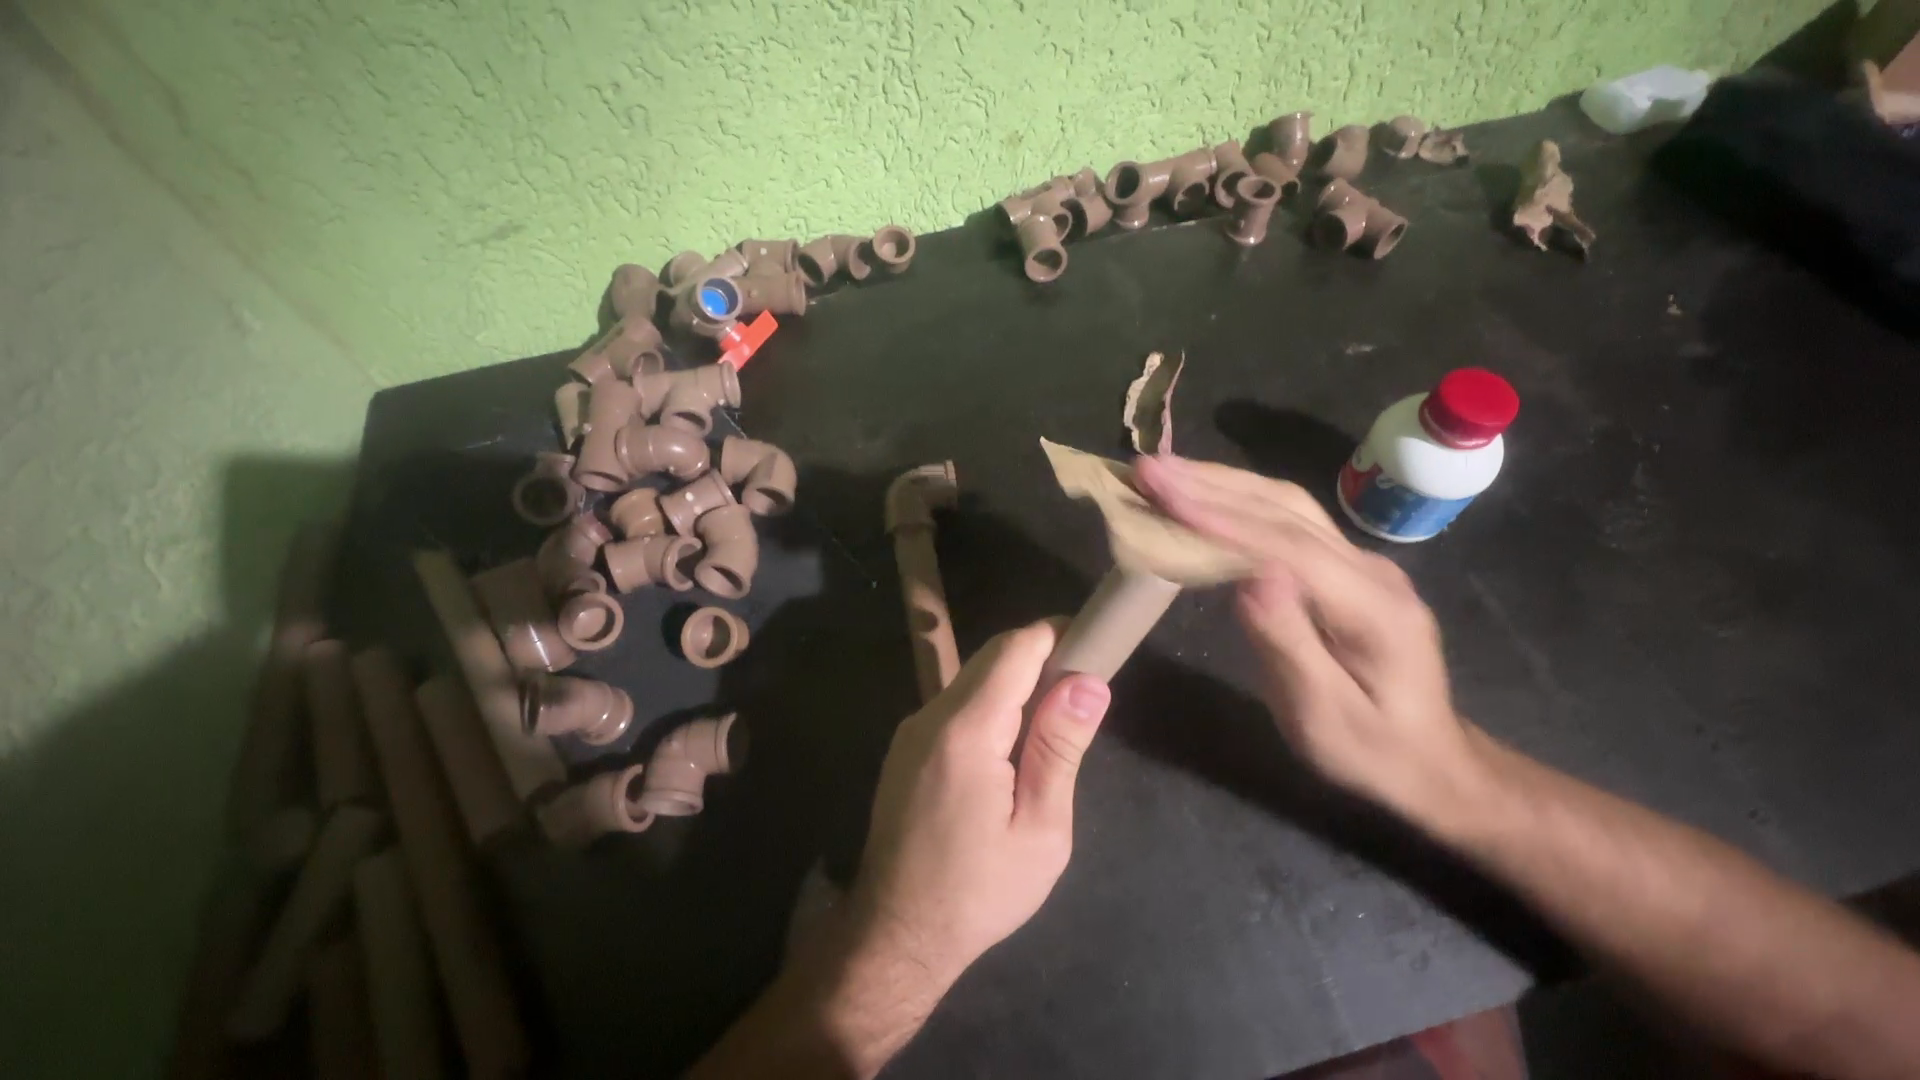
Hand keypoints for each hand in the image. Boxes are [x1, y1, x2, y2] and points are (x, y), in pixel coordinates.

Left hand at [848, 620, 1111, 990]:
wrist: (898, 932)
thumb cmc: (979, 891)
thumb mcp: (1040, 830)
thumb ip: (1059, 749)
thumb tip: (1088, 683)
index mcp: (966, 731)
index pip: (1014, 649)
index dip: (1055, 635)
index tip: (1094, 644)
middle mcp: (930, 716)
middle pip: (991, 657)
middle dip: (1040, 655)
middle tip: (1084, 686)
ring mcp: (911, 732)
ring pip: (971, 679)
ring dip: (1015, 683)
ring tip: (1055, 719)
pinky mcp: (905, 749)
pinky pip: (954, 707)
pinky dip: (990, 706)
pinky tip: (1013, 744)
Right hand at [1134, 455, 1487, 820]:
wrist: (1431, 760)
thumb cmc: (1371, 751)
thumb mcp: (1325, 717)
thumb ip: (1289, 644)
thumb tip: (1250, 578)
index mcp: (1371, 607)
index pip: (1288, 545)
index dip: (1222, 518)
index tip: (1164, 494)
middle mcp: (1370, 569)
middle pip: (1286, 509)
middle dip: (1211, 485)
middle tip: (1145, 469)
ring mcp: (1360, 563)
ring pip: (1287, 506)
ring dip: (1222, 483)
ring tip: (1162, 472)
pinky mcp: (1343, 567)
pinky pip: (1287, 522)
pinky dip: (1237, 502)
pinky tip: (1201, 496)